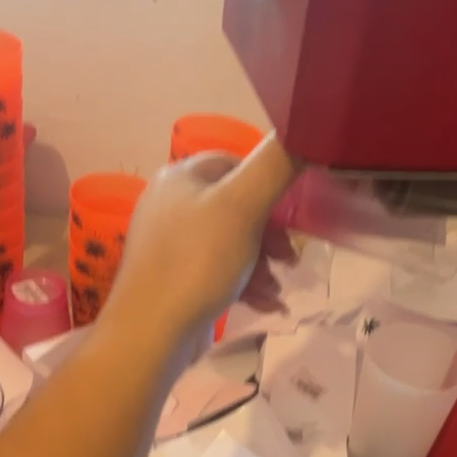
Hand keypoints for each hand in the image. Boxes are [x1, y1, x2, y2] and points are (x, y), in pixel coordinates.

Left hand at [102, 137, 297, 342]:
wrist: (151, 331)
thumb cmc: (198, 261)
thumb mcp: (244, 206)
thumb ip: (276, 165)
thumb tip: (305, 125)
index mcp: (181, 176)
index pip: (236, 162)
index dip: (269, 183)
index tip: (293, 213)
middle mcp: (171, 203)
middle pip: (237, 205)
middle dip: (271, 232)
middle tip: (291, 257)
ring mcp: (169, 243)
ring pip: (232, 241)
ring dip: (263, 263)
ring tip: (278, 287)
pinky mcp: (174, 278)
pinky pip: (219, 270)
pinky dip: (245, 283)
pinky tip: (267, 304)